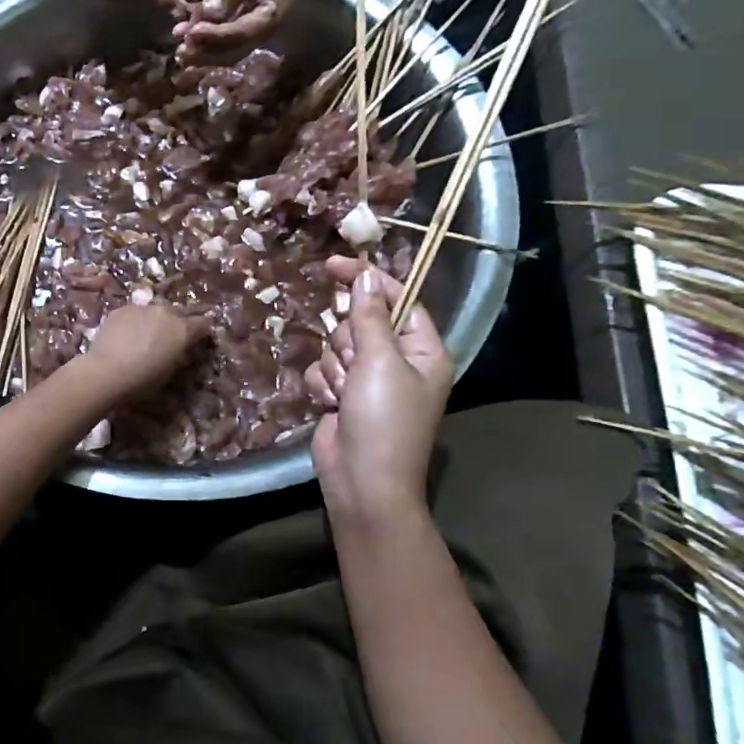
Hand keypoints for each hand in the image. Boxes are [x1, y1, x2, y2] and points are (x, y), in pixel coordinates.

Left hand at [80, 304, 204, 399]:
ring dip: (155, 320)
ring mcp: (142, 308)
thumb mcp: (169, 371)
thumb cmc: (142, 380)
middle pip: (179, 312)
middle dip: (179, 322)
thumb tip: (177, 349)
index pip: (203, 323)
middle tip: (171, 336)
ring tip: (146, 334)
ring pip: (155, 311)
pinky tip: (125, 335)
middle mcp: (166, 313)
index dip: (202, 330)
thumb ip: (177, 354)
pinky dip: (134, 321)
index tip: (199, 337)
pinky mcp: (121, 309)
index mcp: (183, 329)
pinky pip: (134, 313)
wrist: (105, 372)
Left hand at [174, 0, 305, 64]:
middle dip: (204, 53)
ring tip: (178, 50)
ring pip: (223, 50)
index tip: (192, 33)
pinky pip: (219, 38)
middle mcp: (261, 29)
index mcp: (271, 16)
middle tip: (180, 52)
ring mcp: (250, 27)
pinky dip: (202, 40)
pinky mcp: (239, 21)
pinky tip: (184, 36)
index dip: (214, 36)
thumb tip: (206, 16)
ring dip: (200, 51)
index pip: (240, 34)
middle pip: (231, 51)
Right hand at [307, 256, 452, 516]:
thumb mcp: (380, 362)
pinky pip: (321, 372)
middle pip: (358, 324)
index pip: (397, 300)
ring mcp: (366, 380)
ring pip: (334, 348)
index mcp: (422, 349)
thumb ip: (369, 317)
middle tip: (355, 367)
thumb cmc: (384, 419)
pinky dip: (321, 386)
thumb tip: (365, 275)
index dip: (367, 281)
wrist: (362, 477)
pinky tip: (330, 405)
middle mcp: (396, 360)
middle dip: (347, 343)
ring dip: (333, 369)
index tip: (333, 266)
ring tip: (344, 395)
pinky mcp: (340, 396)